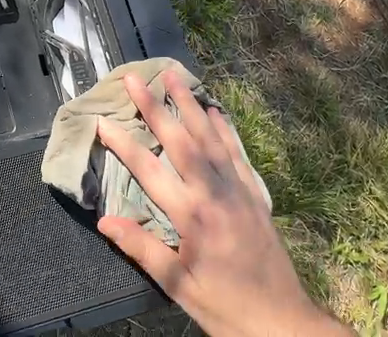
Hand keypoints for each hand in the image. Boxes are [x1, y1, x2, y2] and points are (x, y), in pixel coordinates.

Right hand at [95, 71, 347, 336]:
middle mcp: (215, 194)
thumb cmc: (226, 308)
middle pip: (180, 141)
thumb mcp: (179, 286)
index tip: (101, 122)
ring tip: (172, 75)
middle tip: (134, 78)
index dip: (123, 144)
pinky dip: (223, 128)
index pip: (149, 171)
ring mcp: (239, 191)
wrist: (286, 324)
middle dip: (155, 107)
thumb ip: (142, 249)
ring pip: (210, 138)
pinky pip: (237, 152)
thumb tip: (105, 221)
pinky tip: (213, 110)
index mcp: (192, 217)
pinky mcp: (255, 196)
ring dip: (189, 104)